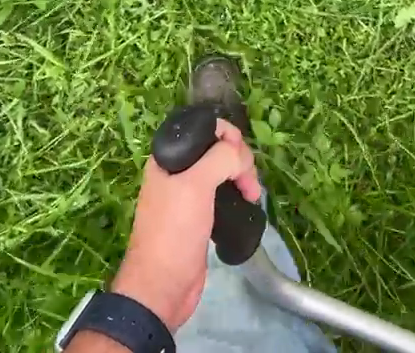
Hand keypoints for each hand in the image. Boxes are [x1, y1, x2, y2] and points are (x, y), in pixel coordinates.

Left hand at [109, 118, 261, 331]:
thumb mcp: (196, 184)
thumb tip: (240, 153)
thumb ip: (221, 158)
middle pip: (218, 148)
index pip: (205, 128)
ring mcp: (187, 193)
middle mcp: (177, 170)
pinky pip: (223, 191)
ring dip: (242, 176)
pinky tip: (246, 202)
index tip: (240, 158)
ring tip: (252, 195)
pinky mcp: (198, 215)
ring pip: (223, 170)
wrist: (162, 287)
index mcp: (169, 156)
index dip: (228, 136)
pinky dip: (237, 192)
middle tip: (249, 183)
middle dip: (240, 160)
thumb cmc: (175, 230)